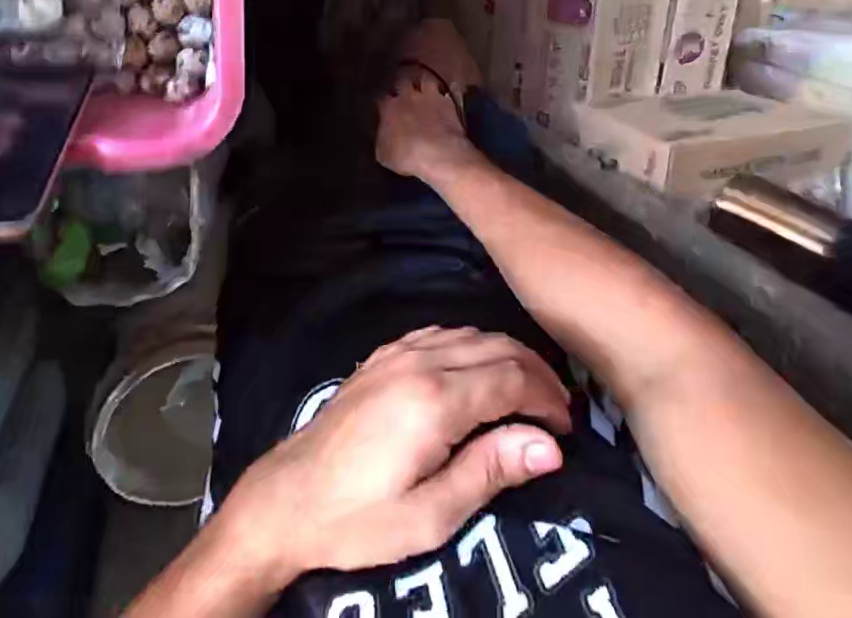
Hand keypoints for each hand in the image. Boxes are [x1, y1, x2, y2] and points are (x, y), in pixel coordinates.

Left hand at [217, 327, 571, 580]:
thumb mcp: (429, 516)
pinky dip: (473, 344)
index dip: (547, 399)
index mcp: (436, 400)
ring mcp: (399, 352)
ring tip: (527, 391)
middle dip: (537, 374)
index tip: (565, 427)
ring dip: (508, 355)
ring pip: (472, 334)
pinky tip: (478, 368)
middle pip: (499, 347)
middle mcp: (421, 362)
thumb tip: (549, 445)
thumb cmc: (359, 518)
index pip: (513, 379)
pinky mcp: (383, 354)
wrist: (286, 498)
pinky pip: (441, 333)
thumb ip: (489, 471)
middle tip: (556, 410)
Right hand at [377, 66, 483, 182]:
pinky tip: (443, 102)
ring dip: (424, 85)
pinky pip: (444, 93)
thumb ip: (382, 137)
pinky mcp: (448, 103)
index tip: (382, 105)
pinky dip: (442, 97)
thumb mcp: (383, 154)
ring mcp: (430, 97)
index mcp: (389, 108)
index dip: (381, 101)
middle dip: (402, 85)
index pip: (380, 97)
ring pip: (425, 80)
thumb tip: (384, 132)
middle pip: (402, 81)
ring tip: (424, 90)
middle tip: (402, 92)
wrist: (439, 154)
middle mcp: (408, 97)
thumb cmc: (406, 157)